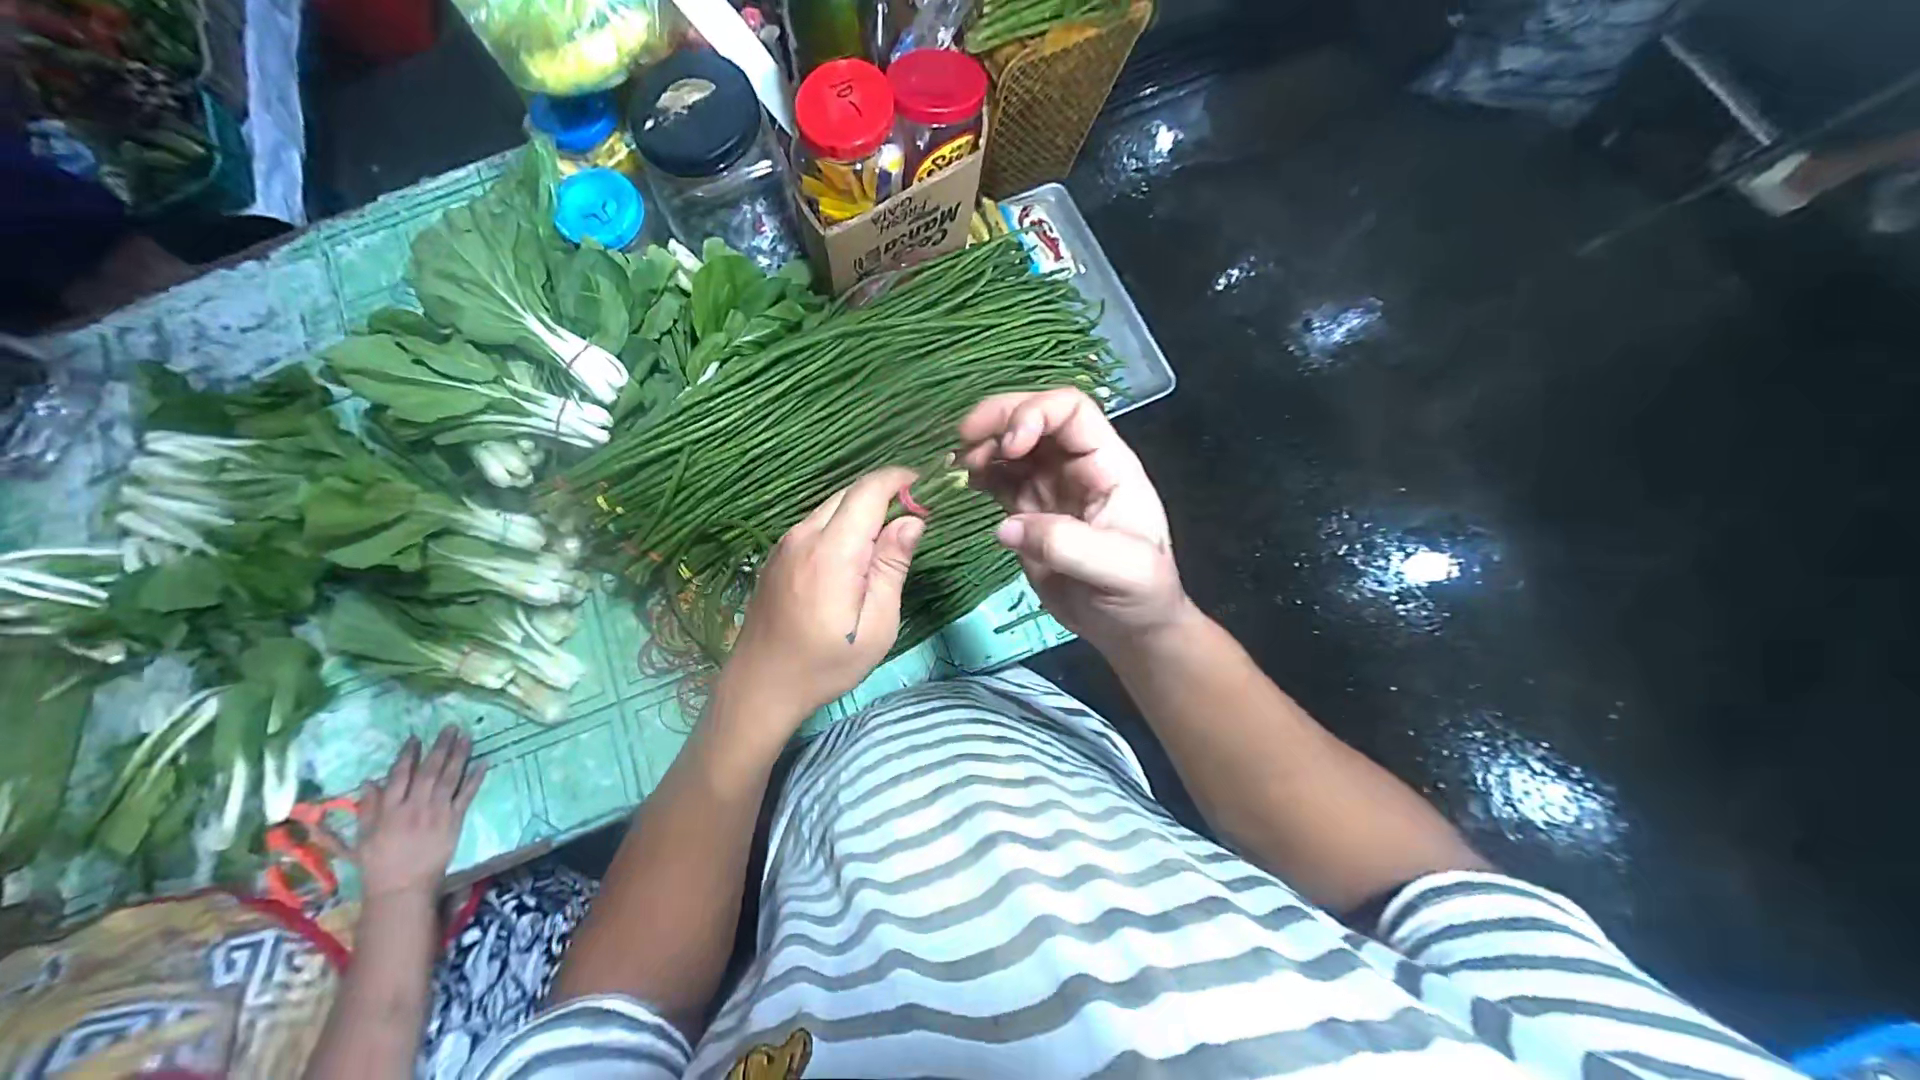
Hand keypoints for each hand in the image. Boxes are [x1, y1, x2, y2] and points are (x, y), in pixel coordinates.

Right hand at [354, 726, 483, 901]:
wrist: (401, 886)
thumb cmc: (379, 863)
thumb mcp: (363, 836)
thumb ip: (368, 808)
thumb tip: (370, 780)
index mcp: (389, 810)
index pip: (399, 774)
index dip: (408, 754)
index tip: (416, 737)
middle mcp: (414, 806)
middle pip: (429, 770)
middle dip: (440, 746)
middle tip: (451, 727)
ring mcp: (437, 812)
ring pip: (450, 777)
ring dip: (460, 755)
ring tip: (467, 736)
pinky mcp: (455, 819)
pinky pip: (467, 794)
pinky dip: (476, 777)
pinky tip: (484, 761)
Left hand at [719, 466, 924, 726]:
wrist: (760, 686)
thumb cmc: (826, 664)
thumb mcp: (876, 625)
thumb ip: (892, 567)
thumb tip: (912, 521)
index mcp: (832, 551)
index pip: (868, 490)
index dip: (900, 479)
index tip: (927, 486)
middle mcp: (804, 536)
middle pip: (849, 493)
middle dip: (885, 493)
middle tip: (916, 514)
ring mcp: (786, 543)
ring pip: (831, 507)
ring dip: (863, 510)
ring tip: (889, 536)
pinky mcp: (778, 555)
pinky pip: (817, 524)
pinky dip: (843, 523)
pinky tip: (855, 553)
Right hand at [957, 388, 1191, 652]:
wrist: (1127, 627)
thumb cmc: (1138, 593)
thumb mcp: (1118, 569)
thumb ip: (1066, 544)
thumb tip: (1005, 527)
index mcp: (1107, 464)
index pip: (1071, 411)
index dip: (1035, 414)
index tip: (1010, 446)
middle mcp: (1076, 465)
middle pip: (1035, 417)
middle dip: (998, 419)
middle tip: (963, 440)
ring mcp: (1050, 486)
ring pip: (1011, 445)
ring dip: (982, 445)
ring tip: (958, 466)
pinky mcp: (1028, 512)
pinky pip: (999, 479)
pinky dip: (978, 474)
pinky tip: (962, 482)